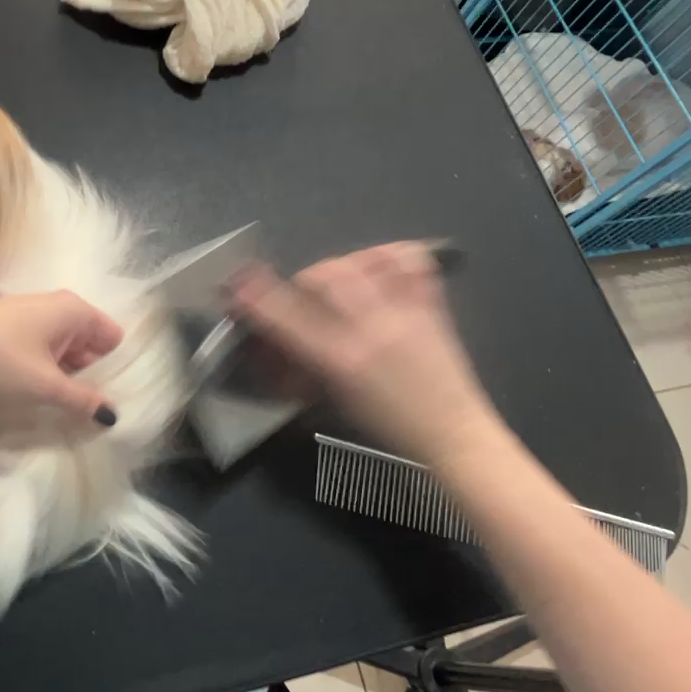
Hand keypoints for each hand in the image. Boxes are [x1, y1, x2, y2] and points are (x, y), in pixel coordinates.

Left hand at [0, 291, 124, 424]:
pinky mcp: (8, 330)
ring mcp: (30, 317)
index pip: (113, 337)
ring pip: (64, 350)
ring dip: (66, 378)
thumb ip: (83, 400)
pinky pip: (41, 351)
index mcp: (73, 309)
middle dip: (91, 376)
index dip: (115, 368)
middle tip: (90, 412)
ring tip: (65, 410)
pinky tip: (36, 396)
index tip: (111, 400)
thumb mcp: (44, 385)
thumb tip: (112, 416)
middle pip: (90, 344)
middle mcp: (56, 306)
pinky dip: (45, 372)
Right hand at [231, 242, 494, 452]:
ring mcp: (405, 314)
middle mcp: (373, 330)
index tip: (237, 284)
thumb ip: (299, 367)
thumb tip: (270, 347)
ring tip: (339, 281)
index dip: (256, 296)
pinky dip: (387, 256)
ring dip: (342, 264)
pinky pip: (411, 260)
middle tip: (301, 293)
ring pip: (363, 261)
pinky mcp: (432, 307)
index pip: (288, 317)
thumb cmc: (386, 428)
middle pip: (327, 275)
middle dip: (303, 278)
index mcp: (342, 361)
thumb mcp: (332, 402)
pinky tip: (376, 268)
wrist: (453, 435)